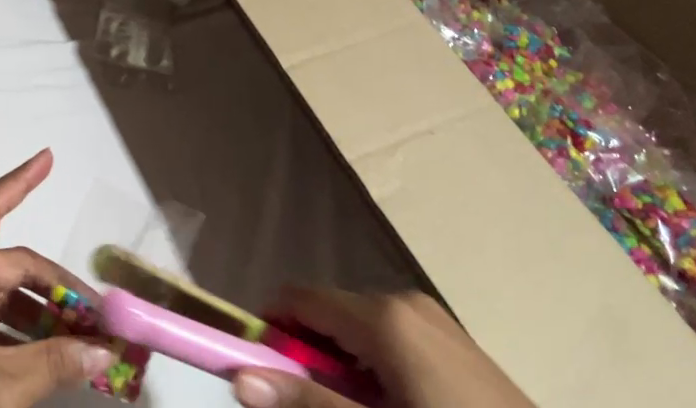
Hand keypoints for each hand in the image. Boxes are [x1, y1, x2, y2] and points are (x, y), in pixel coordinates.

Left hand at [0, 149, 115, 407]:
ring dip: (45, 317)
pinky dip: (26, 339)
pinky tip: (57, 362)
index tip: (48, 157)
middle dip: (57, 287)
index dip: (19, 182)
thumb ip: (55, 363)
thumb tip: (104, 350)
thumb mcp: (0, 387)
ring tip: (88, 344)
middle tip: (103, 319)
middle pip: (11, 266)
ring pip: (6, 300)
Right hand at [233, 287, 533, 407]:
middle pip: (326, 314)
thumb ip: (307, 402)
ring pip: (357, 329)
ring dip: (341, 366)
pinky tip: (395, 407)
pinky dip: (373, 367)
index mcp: (381, 315)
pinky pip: (390, 339)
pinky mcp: (454, 340)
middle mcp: (402, 302)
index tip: (265, 377)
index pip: (296, 298)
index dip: (270, 332)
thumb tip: (241, 379)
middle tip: (315, 405)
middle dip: (308, 356)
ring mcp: (433, 319)